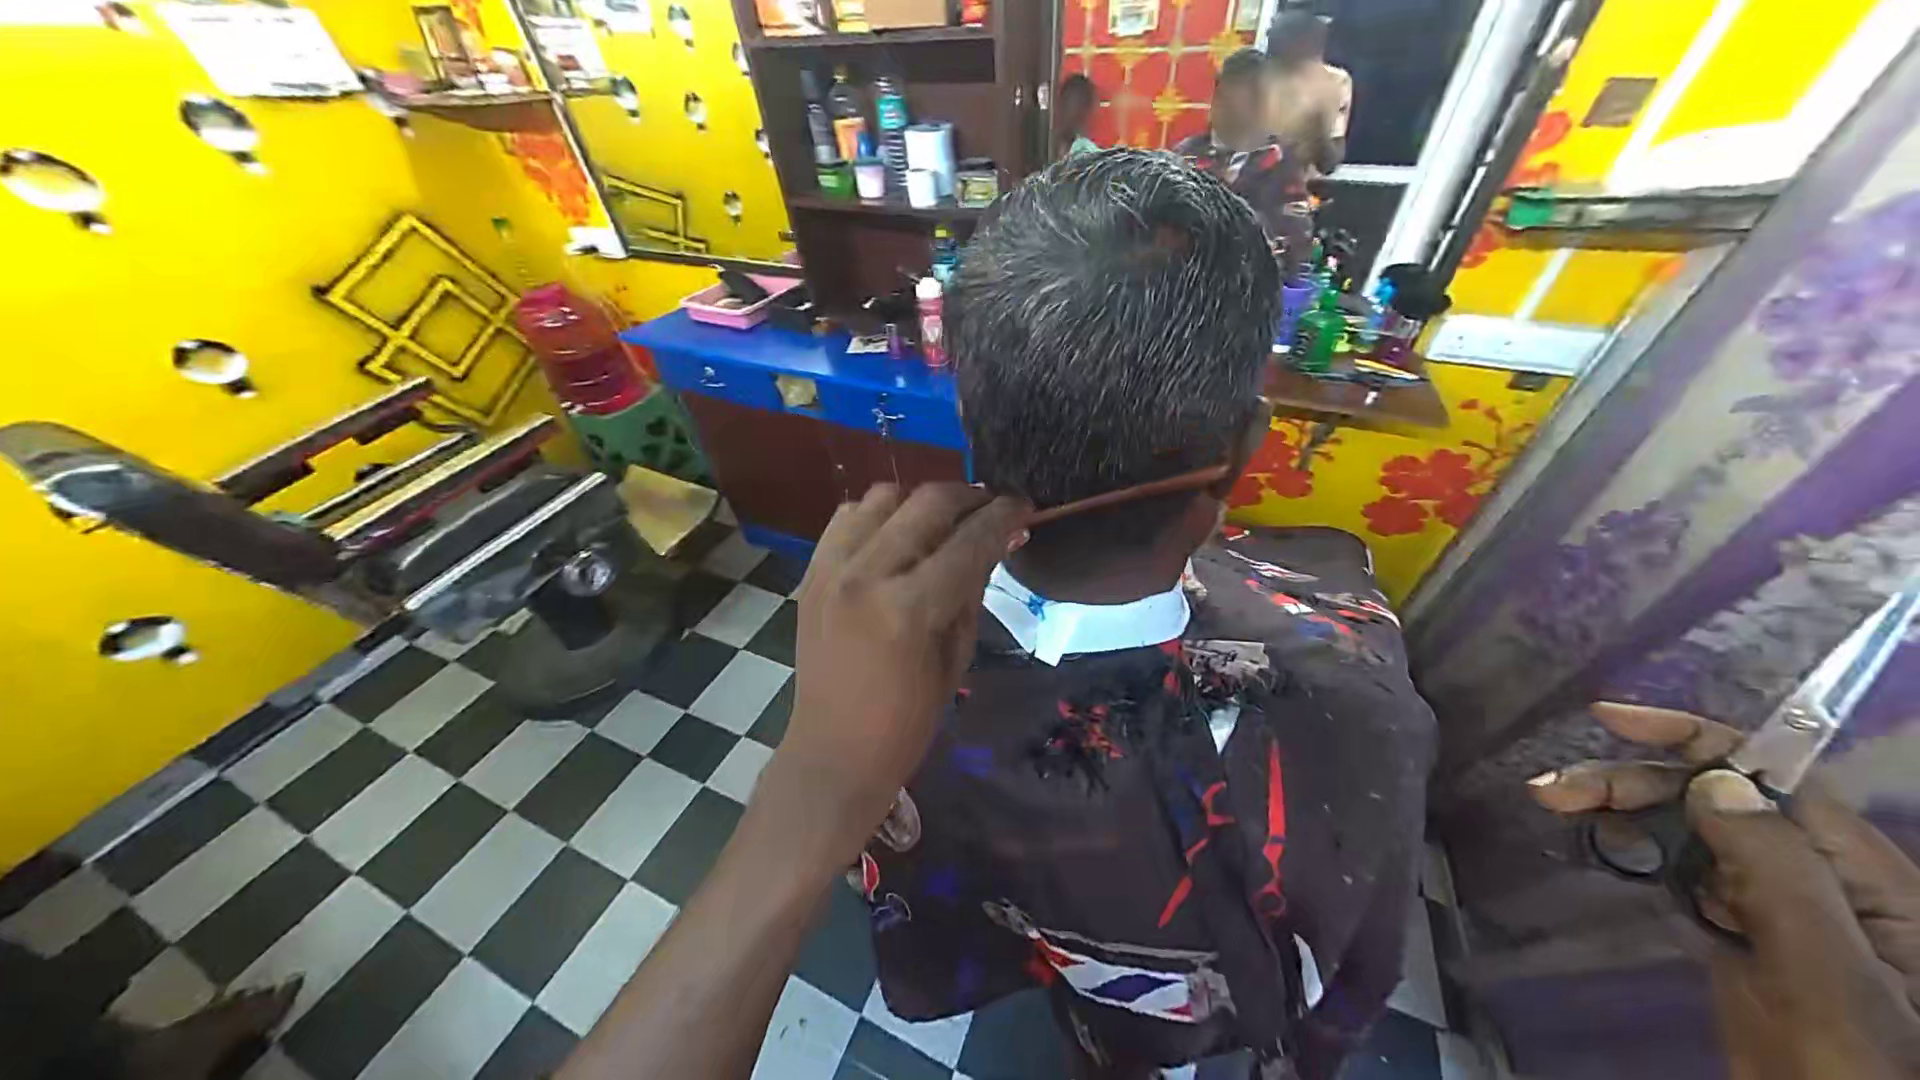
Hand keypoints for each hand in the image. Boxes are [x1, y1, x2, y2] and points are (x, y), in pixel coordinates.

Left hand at [757, 483, 1027, 867]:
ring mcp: (831, 569)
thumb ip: (974, 587)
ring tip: (942, 521)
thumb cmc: (908, 719)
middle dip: (970, 496)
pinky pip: (847, 516)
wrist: (834, 748)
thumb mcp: (957, 654)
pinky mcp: (811, 572)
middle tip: (991, 507)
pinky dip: (877, 515)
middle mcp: (867, 575)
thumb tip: (997, 539)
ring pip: (883, 496)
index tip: (1024, 506)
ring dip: (922, 501)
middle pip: (928, 502)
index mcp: (910, 608)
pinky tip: (895, 535)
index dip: (1005, 516)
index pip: (970, 540)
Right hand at [1530, 703, 1919, 1079]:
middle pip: (1717, 801)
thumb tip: (1714, 780)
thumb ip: (1781, 876)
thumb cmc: (1860, 1070)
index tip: (1607, 718)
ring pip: (1694, 829)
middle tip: (1553, 791)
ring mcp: (1782, 909)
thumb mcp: (1828, 978)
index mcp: (1869, 884)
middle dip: (1631, 781)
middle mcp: (1823, 882)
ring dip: (1624, 807)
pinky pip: (1687, 867)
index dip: (1690, 739)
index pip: (1775, 781)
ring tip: (1557, 804)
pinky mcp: (1745, 933)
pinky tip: (1602, 842)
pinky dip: (1637, 844)